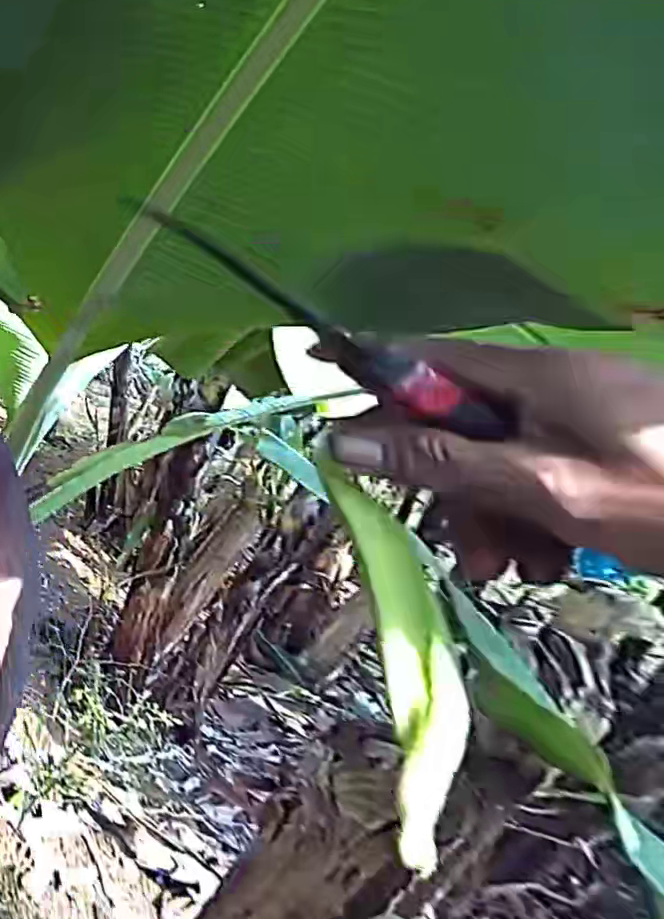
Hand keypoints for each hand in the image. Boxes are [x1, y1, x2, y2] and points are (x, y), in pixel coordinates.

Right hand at [327, 341, 663, 579]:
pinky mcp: (608, 451)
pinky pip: (532, 472)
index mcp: (536, 379)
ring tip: (500, 565)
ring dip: (479, 510)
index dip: (363, 358)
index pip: (421, 353)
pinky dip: (521, 514)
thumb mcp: (545, 489)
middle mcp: (554, 390)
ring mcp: (584, 421)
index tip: (311, 362)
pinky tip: (538, 556)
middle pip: (449, 418)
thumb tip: (338, 442)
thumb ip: (435, 461)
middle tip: (432, 529)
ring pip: (488, 454)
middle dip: (431, 476)